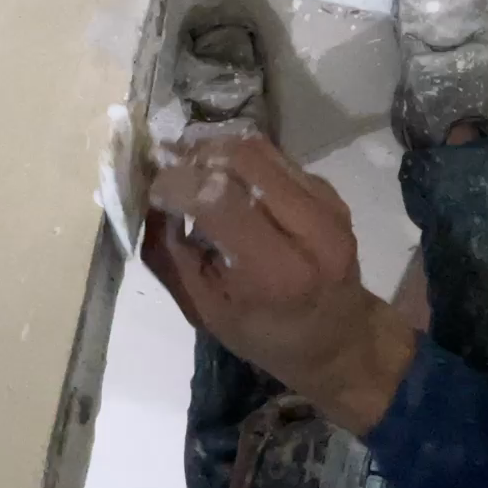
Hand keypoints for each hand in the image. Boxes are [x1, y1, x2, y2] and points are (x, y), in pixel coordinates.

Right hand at [142, 126, 417, 434]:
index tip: (152, 188)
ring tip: (189, 163)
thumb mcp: (204, 311)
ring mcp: (326, 204)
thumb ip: (170, 255)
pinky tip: (223, 176)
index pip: (220, 200)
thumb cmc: (265, 334)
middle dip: (195, 156)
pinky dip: (239, 159)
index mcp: (277, 272)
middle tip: (167, 164)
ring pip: (258, 148)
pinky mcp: (329, 190)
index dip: (178, 183)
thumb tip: (148, 200)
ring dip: (215, 149)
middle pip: (242, 159)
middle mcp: (310, 229)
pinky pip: (274, 157)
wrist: (339, 338)